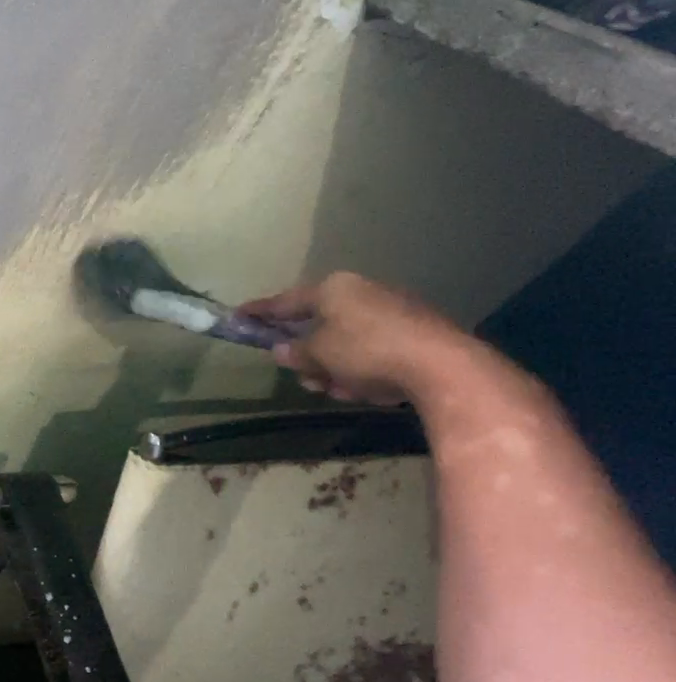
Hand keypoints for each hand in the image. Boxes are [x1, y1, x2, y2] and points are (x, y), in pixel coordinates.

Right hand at [239, 271, 470, 405]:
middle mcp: (364, 293)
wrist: (443, 368)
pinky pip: (376, 352)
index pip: (286, 301)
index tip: (238, 316)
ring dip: (336, 369)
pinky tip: (365, 392)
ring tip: (336, 391)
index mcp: (335, 289)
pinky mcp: (420, 335)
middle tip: (304, 376)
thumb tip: (282, 350)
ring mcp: (396, 313)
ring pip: (348, 343)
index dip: (260, 312)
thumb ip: (294, 352)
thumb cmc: (366, 351)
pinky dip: (364, 371)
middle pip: (321, 326)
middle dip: (310, 356)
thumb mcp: (317, 354)